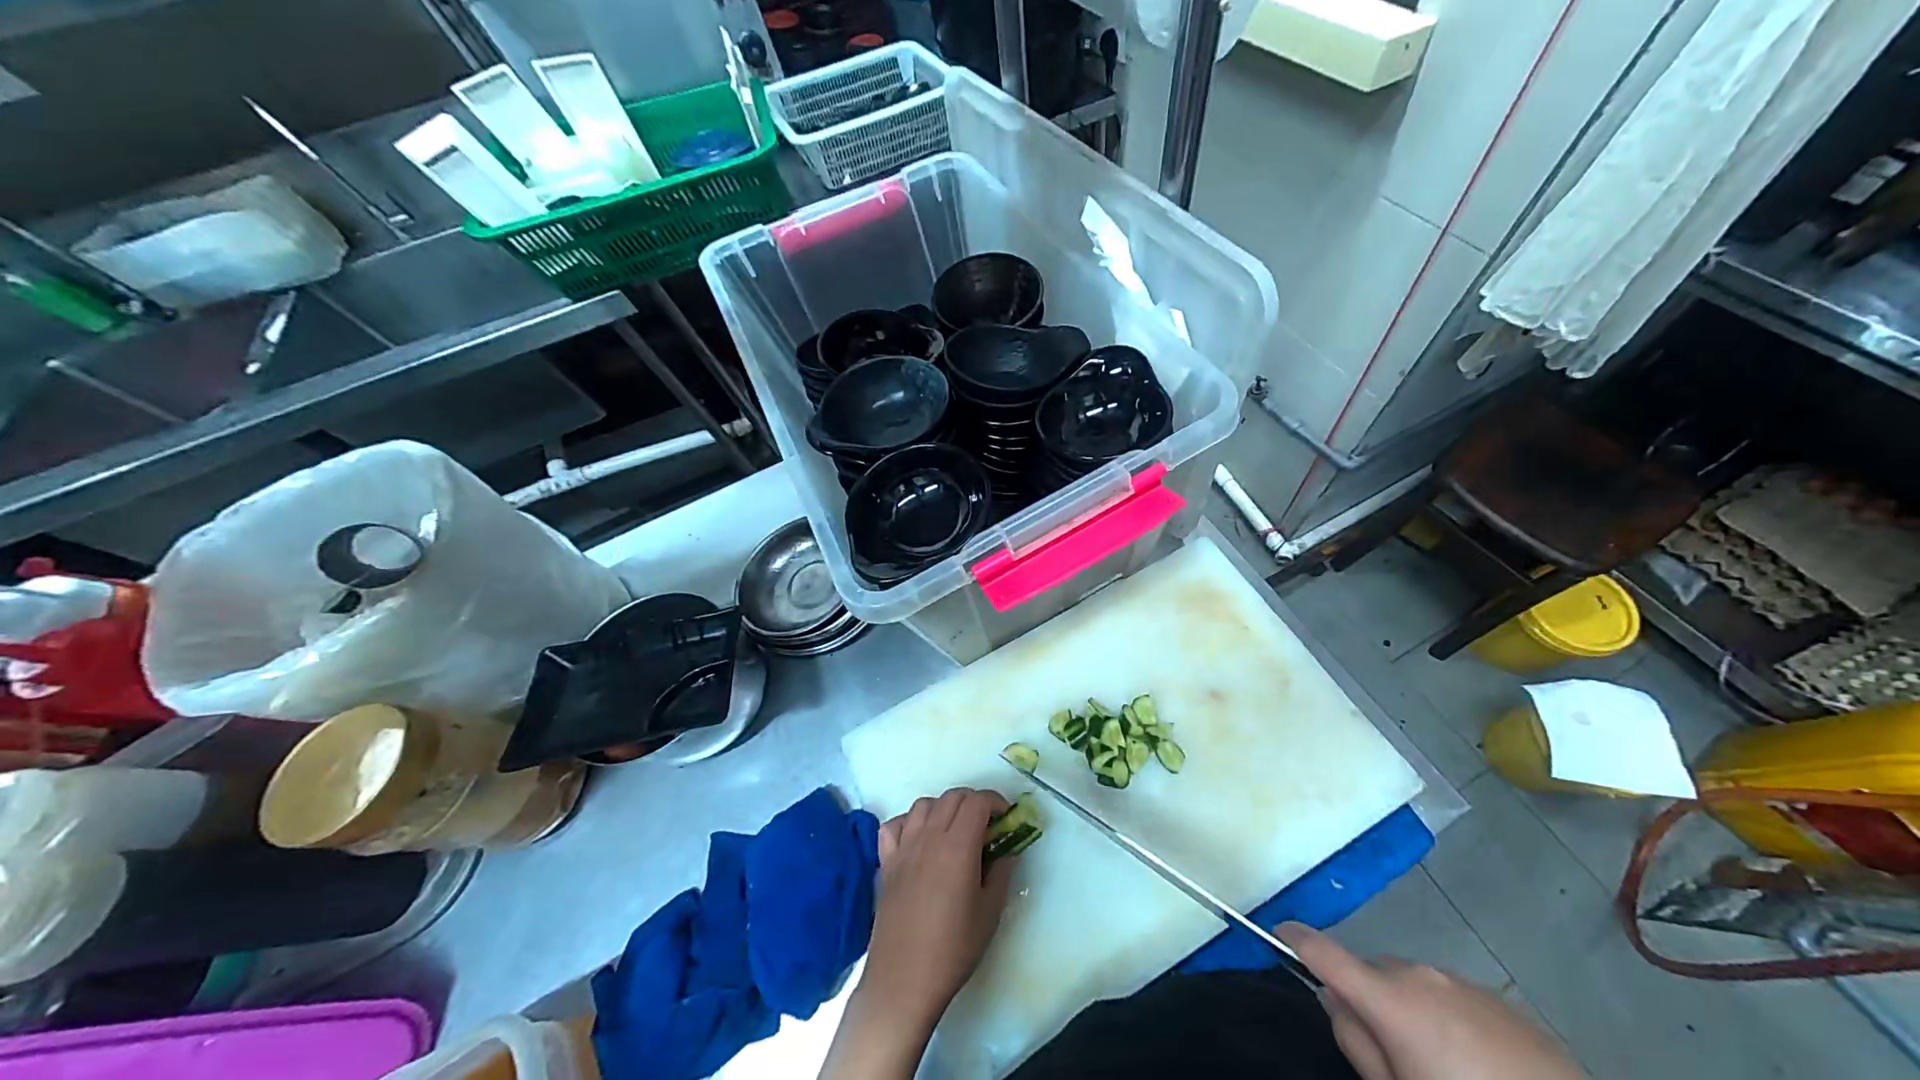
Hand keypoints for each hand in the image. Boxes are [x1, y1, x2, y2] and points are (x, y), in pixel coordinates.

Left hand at [821, 788, 1015, 1079]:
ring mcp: (903, 847)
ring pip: (923, 804)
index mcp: (957, 846)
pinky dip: (909, 822)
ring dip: (943, 808)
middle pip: (951, 797)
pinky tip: (919, 839)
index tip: (1006, 818)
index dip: (995, 802)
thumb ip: (1001, 872)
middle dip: (973, 802)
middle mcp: (928, 837)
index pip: (977, 801)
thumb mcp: (990, 912)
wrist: (904, 979)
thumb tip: (1006, 850)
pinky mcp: (885, 862)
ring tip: (954, 830)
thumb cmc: (954, 948)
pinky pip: (894, 825)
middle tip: (986, 825)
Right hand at [1279, 922, 1583, 1079]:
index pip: (1323, 952)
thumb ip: (1356, 1043)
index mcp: (1389, 998)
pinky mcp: (1499, 1000)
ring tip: (1433, 1058)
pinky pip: (1450, 994)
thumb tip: (1336, 1002)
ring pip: (1411, 982)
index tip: (1277, 933)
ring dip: (1406, 1004)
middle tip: (1381, 1043)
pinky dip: (1443, 1013)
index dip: (1293, 939)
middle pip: (1371, 970)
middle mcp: (1420, 975)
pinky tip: (1470, 1059)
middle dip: (1366, 995)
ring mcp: (1463, 983)